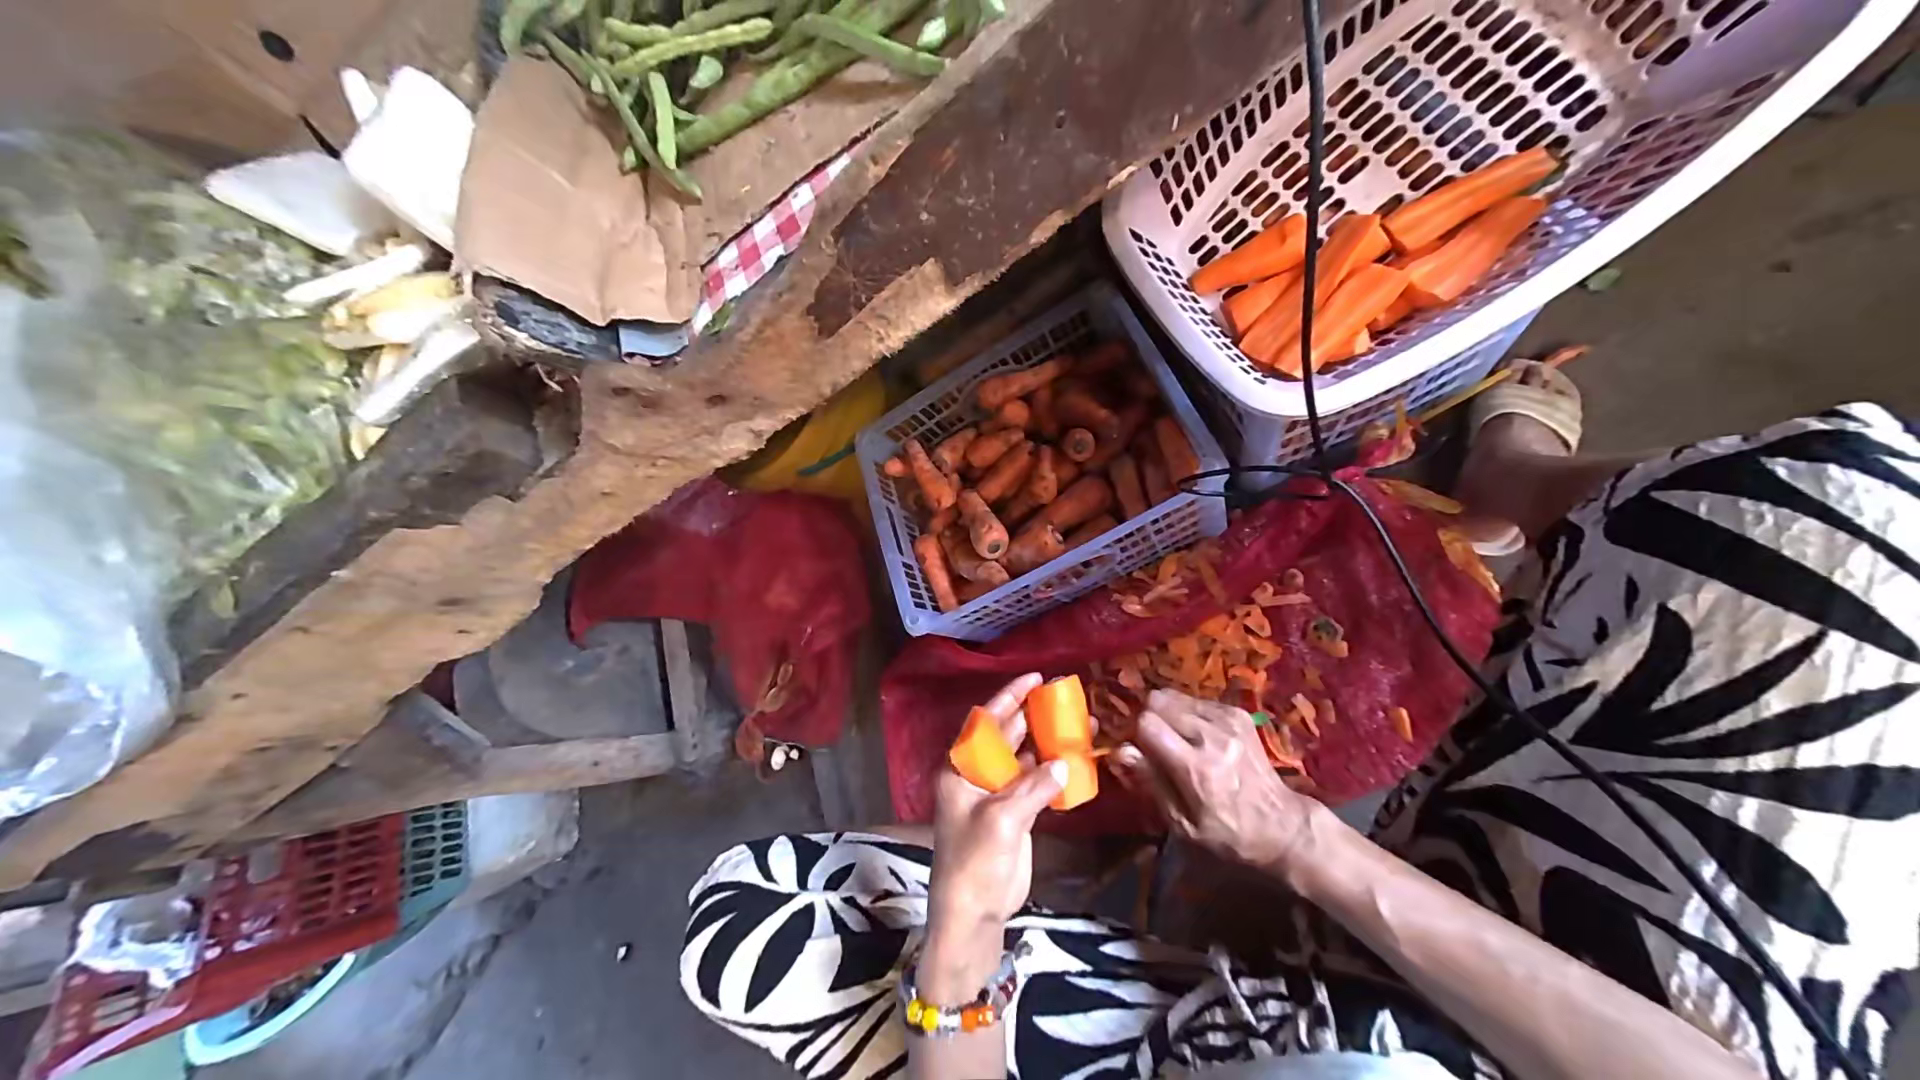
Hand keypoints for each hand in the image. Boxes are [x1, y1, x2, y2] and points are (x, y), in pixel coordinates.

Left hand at [922, 673, 1065, 1003]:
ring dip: (1046, 742)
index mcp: (961, 768)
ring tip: (1076, 723)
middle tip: (1062, 696)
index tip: (1035, 677)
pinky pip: (1035, 782)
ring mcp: (997, 793)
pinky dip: (1052, 771)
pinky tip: (1073, 760)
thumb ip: (1033, 788)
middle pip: (1006, 735)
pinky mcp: (1015, 812)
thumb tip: (1065, 763)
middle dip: (1032, 715)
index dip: (1009, 697)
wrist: (974, 913)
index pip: (985, 722)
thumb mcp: (1001, 820)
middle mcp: (977, 774)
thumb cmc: (974, 861)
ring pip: (1024, 757)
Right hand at [1111, 688, 1324, 878]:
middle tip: (1154, 742)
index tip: (1138, 750)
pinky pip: (1195, 699)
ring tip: (1175, 738)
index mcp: (1196, 767)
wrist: (1282, 824)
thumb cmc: (1228, 832)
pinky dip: (1187, 712)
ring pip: (1174, 695)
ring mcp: (1228, 720)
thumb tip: (1121, 751)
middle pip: (1158, 701)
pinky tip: (1196, 735)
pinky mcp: (1238, 713)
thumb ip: (1151, 782)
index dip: (1135, 734)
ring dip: (1167, 713)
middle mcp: (1212, 736)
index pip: (1147, 723)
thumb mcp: (1183, 823)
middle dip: (1148, 718)